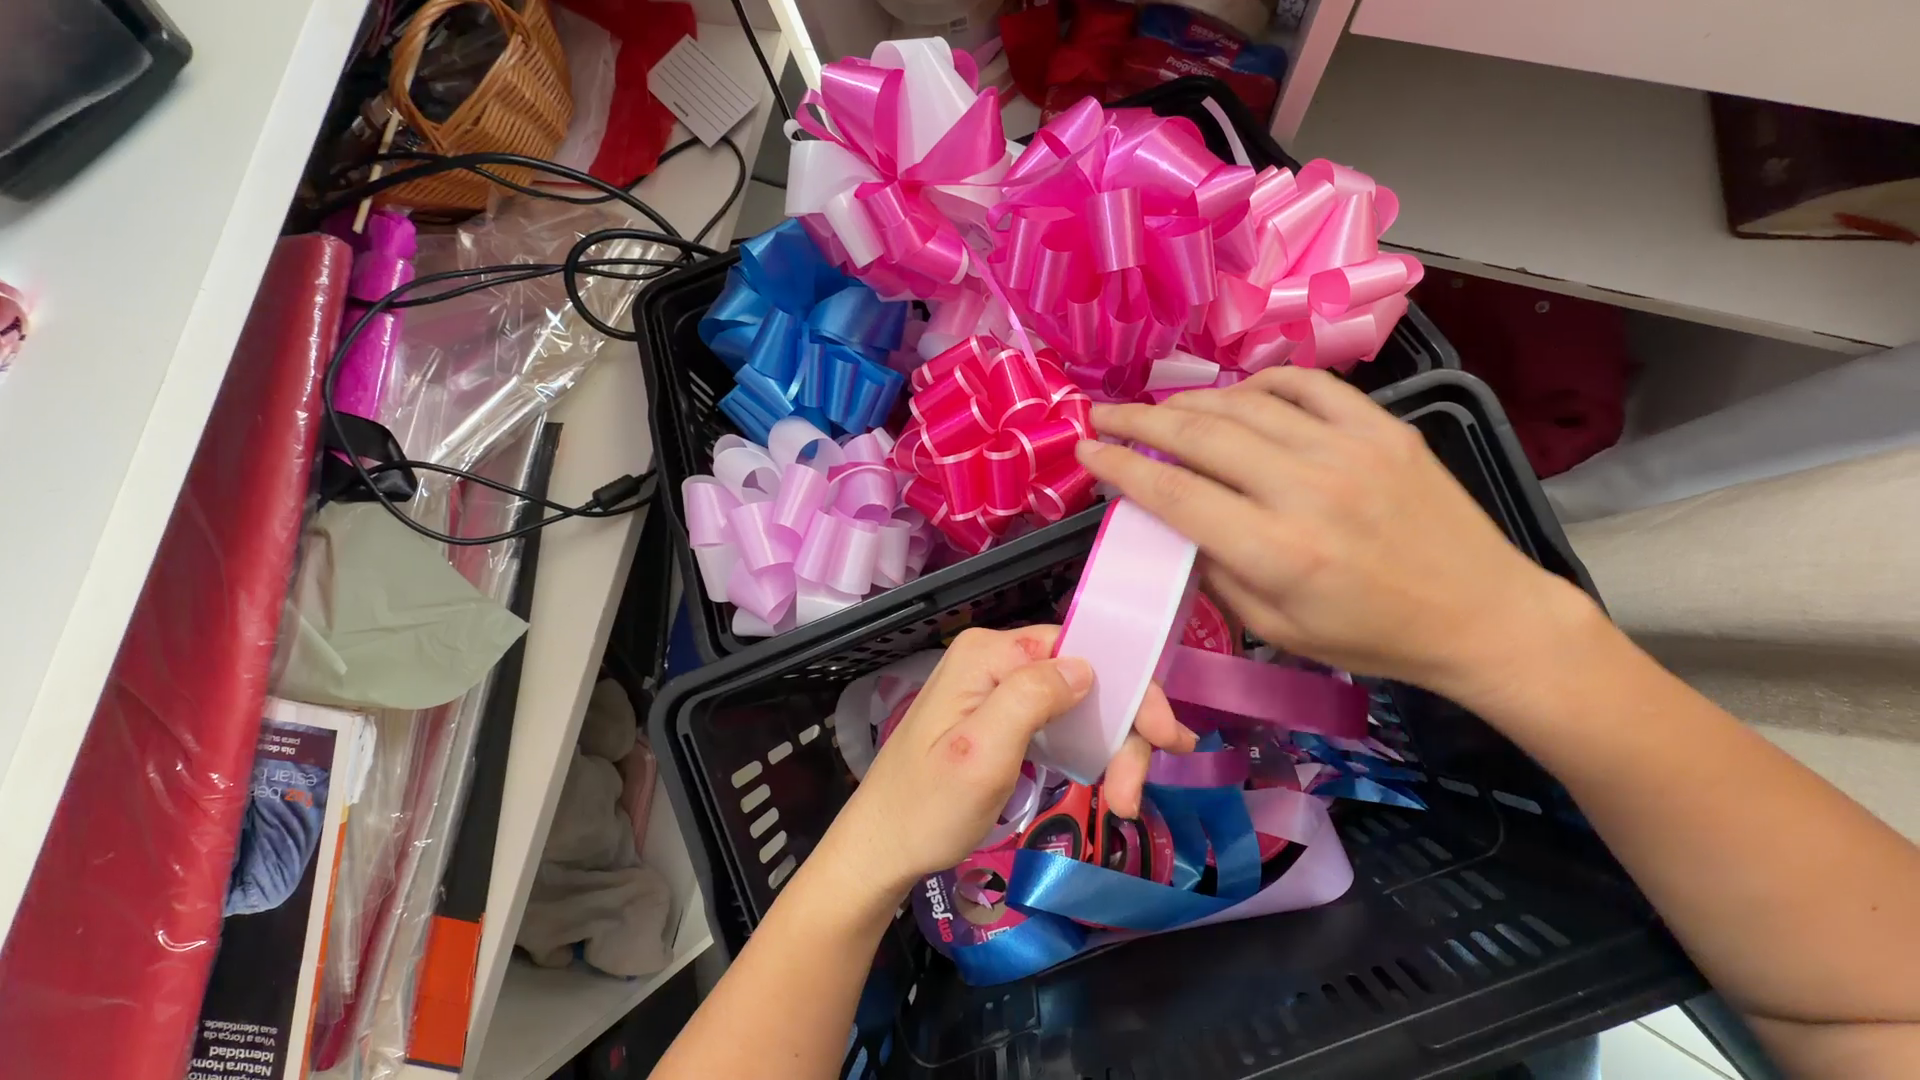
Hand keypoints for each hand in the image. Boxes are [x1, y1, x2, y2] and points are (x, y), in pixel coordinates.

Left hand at [824, 626, 1194, 898]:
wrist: (881, 849)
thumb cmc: (927, 808)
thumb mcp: (981, 754)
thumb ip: (1030, 699)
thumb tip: (1085, 666)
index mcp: (988, 655)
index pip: (1080, 649)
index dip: (1130, 688)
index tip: (1164, 740)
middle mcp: (994, 659)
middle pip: (1085, 677)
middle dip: (1122, 730)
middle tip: (1134, 795)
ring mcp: (996, 687)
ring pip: (1079, 701)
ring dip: (1111, 747)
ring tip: (1124, 800)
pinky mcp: (999, 716)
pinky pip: (1059, 719)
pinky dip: (1089, 749)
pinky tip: (1107, 781)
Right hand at [1076, 367, 1595, 700]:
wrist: (1480, 614)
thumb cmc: (1370, 636)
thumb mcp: (1276, 630)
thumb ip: (1215, 573)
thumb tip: (1169, 524)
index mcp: (1276, 552)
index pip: (1173, 492)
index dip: (1121, 466)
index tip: (1087, 452)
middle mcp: (1305, 489)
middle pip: (1198, 435)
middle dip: (1137, 420)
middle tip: (1104, 415)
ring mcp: (1348, 449)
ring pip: (1244, 404)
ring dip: (1188, 401)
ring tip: (1157, 407)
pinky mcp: (1382, 428)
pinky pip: (1306, 384)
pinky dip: (1259, 383)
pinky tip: (1235, 396)